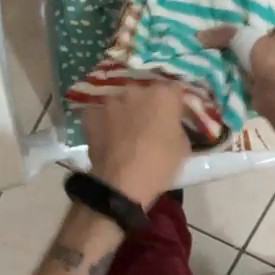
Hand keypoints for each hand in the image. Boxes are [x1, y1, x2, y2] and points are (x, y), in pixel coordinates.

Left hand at [81, 81, 188, 205]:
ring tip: (127, 130)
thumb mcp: (183, 146)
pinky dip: (105, 121)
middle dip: (149, 104)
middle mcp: (136, 90)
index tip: (177, 113)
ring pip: (122, 101)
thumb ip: (178, 125)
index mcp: (163, 95)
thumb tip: (172, 123)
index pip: (175, 90)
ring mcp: (111, 101)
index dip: (176, 102)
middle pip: (146, 92)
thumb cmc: (159, 165)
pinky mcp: (91, 114)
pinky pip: (101, 113)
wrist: (121, 184)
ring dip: (126, 111)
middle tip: (151, 123)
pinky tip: (108, 134)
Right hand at [205, 26, 274, 117]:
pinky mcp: (266, 88)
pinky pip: (247, 79)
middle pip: (256, 45)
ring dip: (236, 63)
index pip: (265, 27)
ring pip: (250, 63)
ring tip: (214, 57)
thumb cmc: (270, 60)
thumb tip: (200, 36)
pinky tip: (221, 73)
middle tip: (217, 43)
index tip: (228, 28)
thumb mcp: (245, 38)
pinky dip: (237, 77)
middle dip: (239, 46)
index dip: (247, 26)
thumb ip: (224, 34)